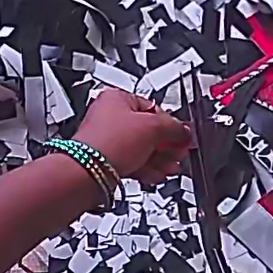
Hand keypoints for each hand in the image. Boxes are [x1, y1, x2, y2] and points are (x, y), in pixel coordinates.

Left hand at [73, 89, 190, 185]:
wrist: (87, 172)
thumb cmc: (108, 142)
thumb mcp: (153, 128)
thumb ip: (174, 128)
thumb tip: (184, 132)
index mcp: (117, 98)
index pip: (153, 107)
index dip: (171, 123)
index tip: (182, 135)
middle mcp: (109, 117)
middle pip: (147, 130)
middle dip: (166, 145)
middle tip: (178, 153)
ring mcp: (106, 140)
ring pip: (140, 148)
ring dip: (158, 158)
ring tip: (170, 167)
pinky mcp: (105, 161)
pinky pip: (130, 162)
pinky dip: (145, 168)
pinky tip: (156, 174)